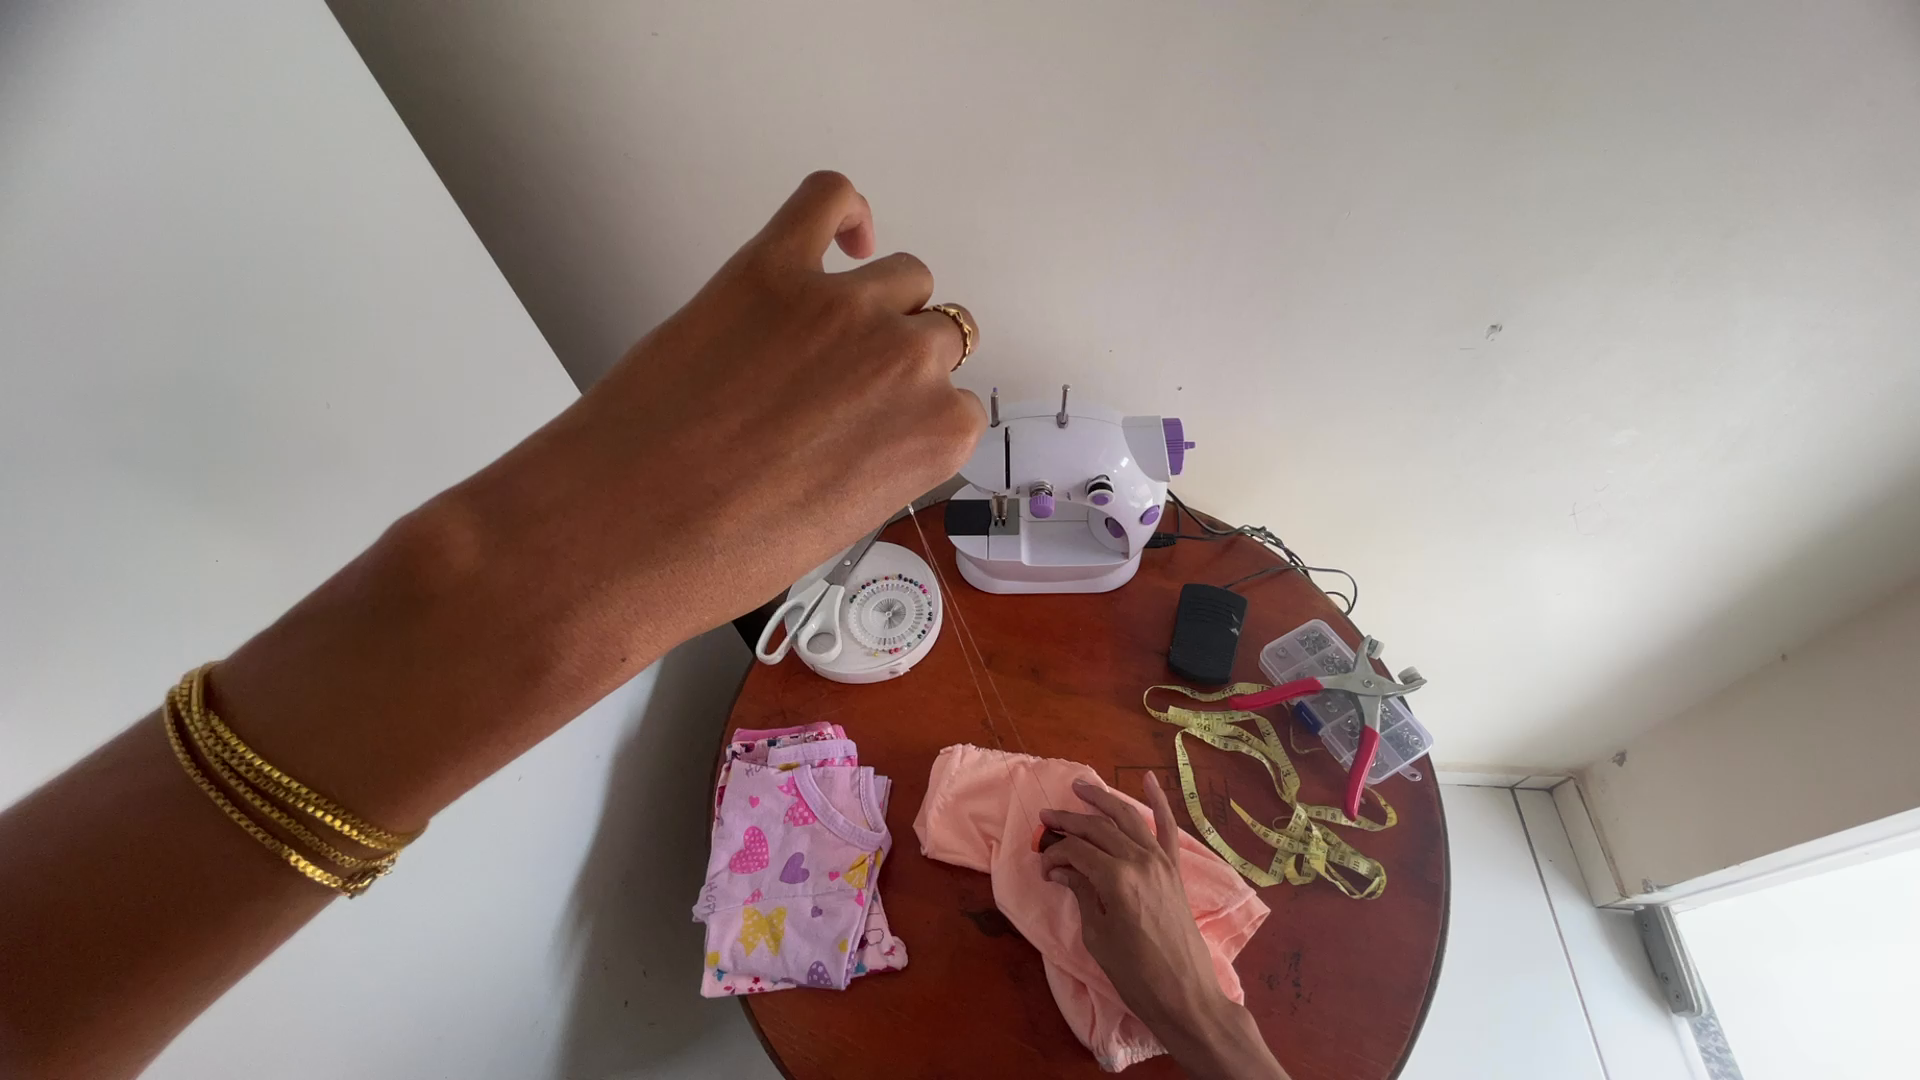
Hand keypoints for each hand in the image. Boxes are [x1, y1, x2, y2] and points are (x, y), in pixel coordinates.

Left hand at [219, 170, 989, 822]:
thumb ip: (883, 459)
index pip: (959, 408)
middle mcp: (910, 363)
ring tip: (834, 334)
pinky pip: (831, 199)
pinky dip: (846, 212)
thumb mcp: (842, 522)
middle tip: (850, 390)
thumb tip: (873, 421)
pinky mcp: (770, 269)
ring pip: (906, 276)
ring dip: (883, 303)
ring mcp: (843, 307)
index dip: (916, 420)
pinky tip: (842, 238)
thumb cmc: (730, 556)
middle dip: (903, 364)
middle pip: (939, 335)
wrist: (624, 534)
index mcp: (938, 437)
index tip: (885, 429)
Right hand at [1040, 774, 1226, 1033]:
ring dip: (1102, 800)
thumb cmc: (1135, 975)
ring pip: (1127, 818)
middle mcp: (1140, 860)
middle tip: (1046, 818)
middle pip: (1098, 828)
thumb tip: (1063, 869)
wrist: (1186, 997)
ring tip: (1080, 787)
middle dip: (1068, 821)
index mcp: (1117, 878)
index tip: (1043, 866)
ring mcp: (1161, 861)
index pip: (1076, 851)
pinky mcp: (1174, 868)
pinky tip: (1147, 779)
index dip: (1055, 854)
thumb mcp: (1097, 936)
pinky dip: (1159, 801)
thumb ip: (1082, 893)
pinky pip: (1168, 827)